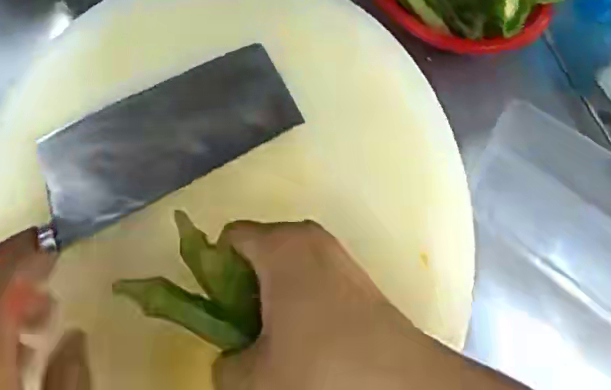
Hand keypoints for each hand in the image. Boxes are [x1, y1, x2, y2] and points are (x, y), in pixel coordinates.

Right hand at [211, 221, 520, 389]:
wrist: (399, 380)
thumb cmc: (319, 368)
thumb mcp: (257, 379)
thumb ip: (227, 366)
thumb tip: (227, 359)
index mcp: (279, 244)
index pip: (231, 235)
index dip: (213, 266)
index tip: (211, 304)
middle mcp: (308, 235)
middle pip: (261, 248)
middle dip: (244, 284)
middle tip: (241, 330)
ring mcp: (337, 253)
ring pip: (289, 264)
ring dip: (274, 296)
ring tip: (275, 342)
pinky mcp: (358, 275)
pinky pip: (314, 276)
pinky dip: (302, 300)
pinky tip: (308, 343)